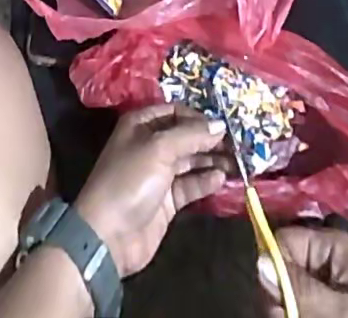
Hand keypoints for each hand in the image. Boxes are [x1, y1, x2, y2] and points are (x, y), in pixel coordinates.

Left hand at [74, 105, 228, 276]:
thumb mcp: (159, 148)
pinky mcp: (166, 199)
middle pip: (185, 136)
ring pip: (190, 160)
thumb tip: (220, 124)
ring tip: (237, 162)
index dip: (199, 117)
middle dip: (210, 139)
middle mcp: (150, 144)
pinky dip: (205, 181)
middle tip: (238, 144)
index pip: (175, 111)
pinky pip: (190, 184)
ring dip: (212, 160)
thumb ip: (191, 135)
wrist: (108, 235)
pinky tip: (221, 179)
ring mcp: (158, 173)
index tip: (224, 124)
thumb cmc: (130, 180)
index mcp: (141, 124)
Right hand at [262, 226, 347, 317]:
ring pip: (288, 296)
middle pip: (281, 272)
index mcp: (331, 246)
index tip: (274, 300)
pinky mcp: (328, 309)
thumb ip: (301, 289)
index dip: (271, 267)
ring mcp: (327, 289)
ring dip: (287, 310)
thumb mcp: (345, 313)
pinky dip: (298, 314)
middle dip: (280, 298)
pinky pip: (301, 308)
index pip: (282, 241)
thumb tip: (256, 262)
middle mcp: (325, 262)